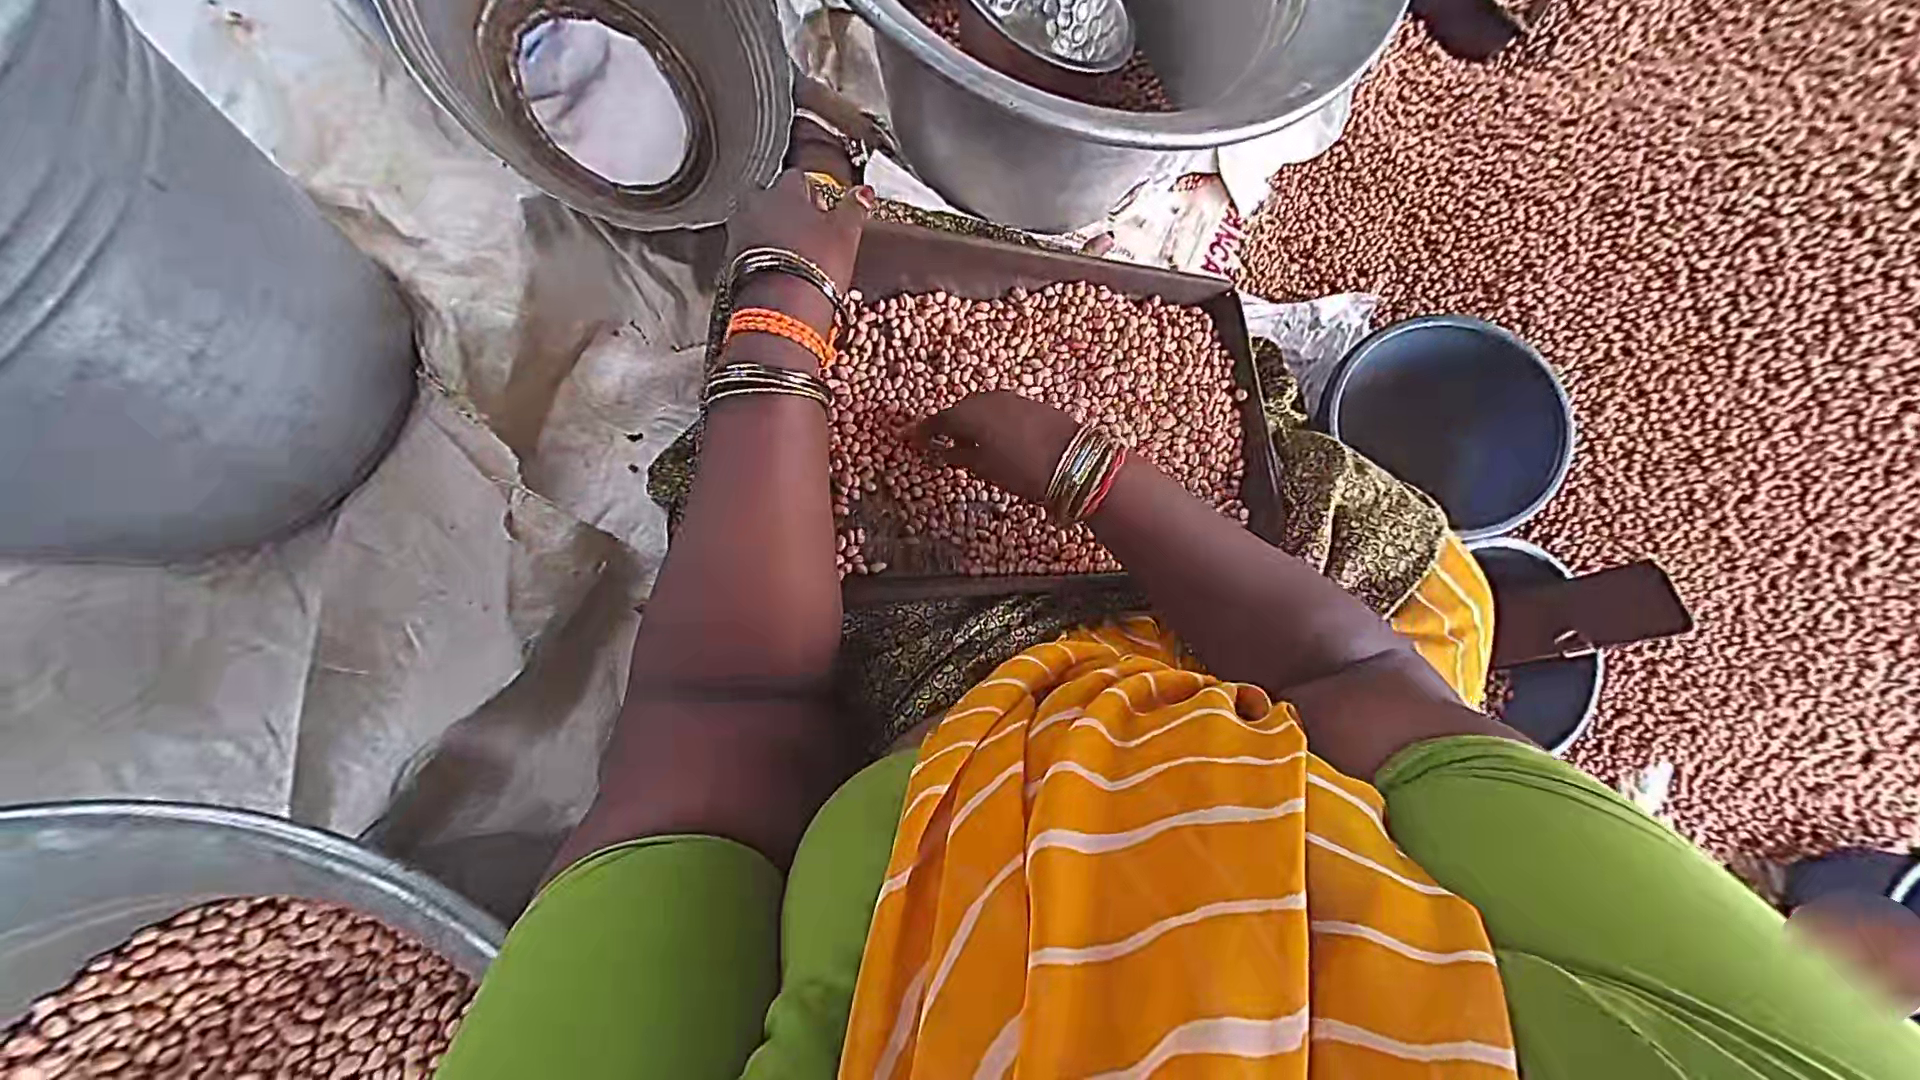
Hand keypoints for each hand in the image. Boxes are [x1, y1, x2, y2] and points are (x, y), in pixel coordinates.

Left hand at [728, 168, 871, 296]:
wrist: (783, 303)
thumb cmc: (816, 265)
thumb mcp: (846, 234)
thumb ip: (854, 209)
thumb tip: (864, 193)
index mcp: (785, 190)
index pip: (799, 179)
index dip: (814, 196)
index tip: (824, 213)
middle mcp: (756, 202)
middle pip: (773, 198)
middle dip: (787, 212)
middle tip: (806, 236)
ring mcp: (740, 229)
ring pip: (758, 222)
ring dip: (772, 233)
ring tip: (792, 256)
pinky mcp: (731, 257)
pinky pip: (748, 248)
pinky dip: (761, 254)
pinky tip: (777, 269)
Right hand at [916, 392, 1079, 503]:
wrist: (1075, 462)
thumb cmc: (1022, 470)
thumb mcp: (985, 468)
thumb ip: (960, 457)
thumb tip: (944, 451)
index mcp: (969, 414)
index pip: (938, 421)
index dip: (924, 432)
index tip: (912, 438)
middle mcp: (987, 399)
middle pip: (960, 411)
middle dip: (948, 425)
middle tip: (938, 442)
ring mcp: (1010, 398)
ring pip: (981, 408)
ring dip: (971, 423)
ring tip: (965, 442)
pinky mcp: (1030, 403)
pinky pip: (999, 409)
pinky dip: (990, 421)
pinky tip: (992, 436)